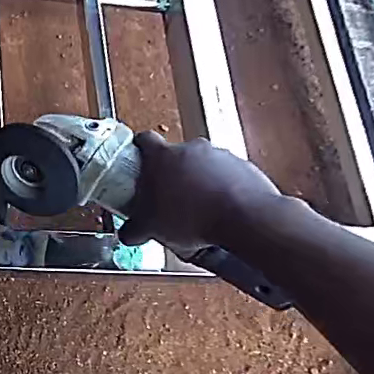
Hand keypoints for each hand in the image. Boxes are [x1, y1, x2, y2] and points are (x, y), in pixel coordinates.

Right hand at [117, 133, 282, 250]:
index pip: (145, 140)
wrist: (244, 220)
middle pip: (176, 155)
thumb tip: (129, 233)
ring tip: (198, 211)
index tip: (140, 160)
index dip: (140, 149)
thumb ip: (134, 228)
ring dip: (199, 182)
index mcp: (161, 157)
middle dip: (172, 174)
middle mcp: (191, 149)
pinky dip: (223, 190)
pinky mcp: (245, 167)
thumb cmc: (191, 217)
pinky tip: (220, 213)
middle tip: (169, 198)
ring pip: (203, 165)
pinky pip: (228, 175)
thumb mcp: (150, 228)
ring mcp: (220, 156)